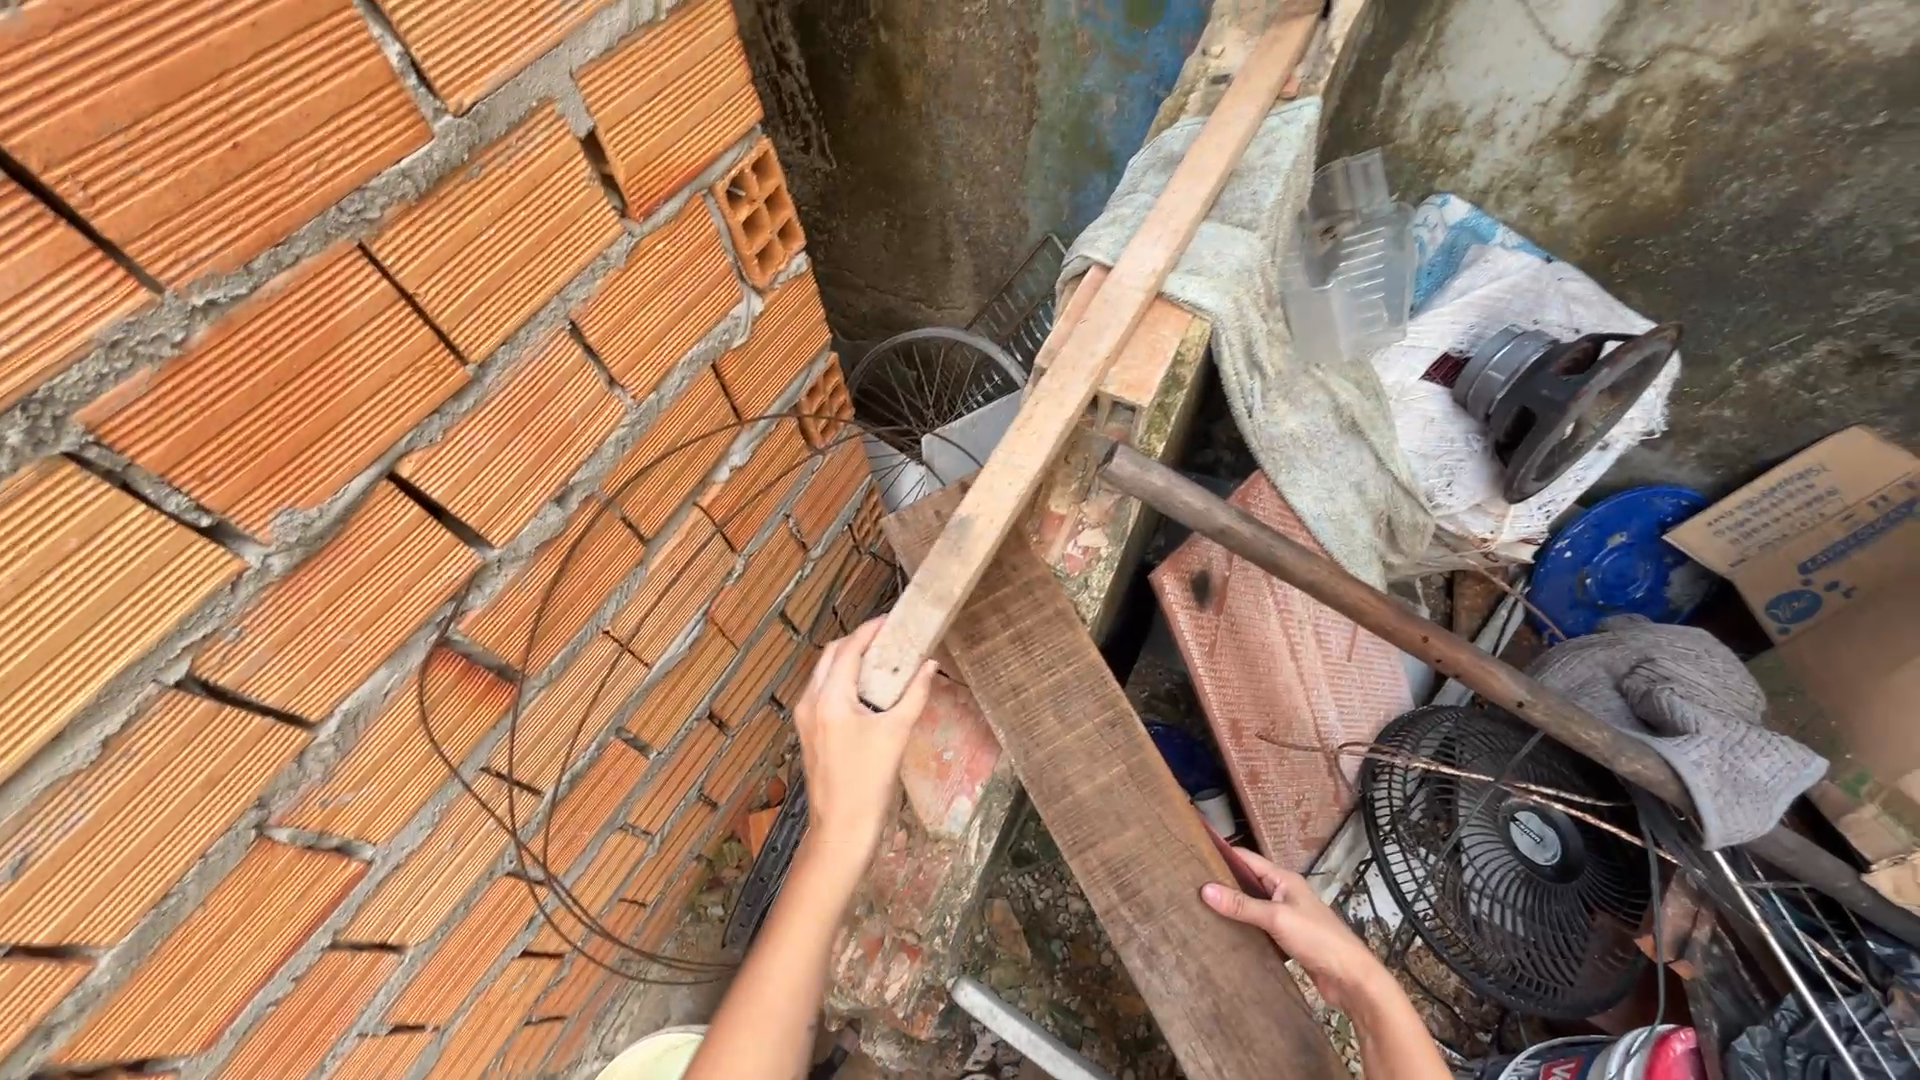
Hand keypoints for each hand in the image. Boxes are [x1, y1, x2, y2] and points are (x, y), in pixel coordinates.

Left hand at [792, 617, 938, 862]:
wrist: (841, 827)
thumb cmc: (869, 781)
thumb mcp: (897, 733)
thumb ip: (915, 694)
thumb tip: (929, 666)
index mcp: (829, 699)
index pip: (848, 650)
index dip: (870, 631)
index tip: (891, 620)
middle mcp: (810, 702)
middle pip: (830, 656)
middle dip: (857, 642)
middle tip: (887, 638)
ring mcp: (805, 718)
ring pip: (824, 673)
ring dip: (848, 660)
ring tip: (880, 659)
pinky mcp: (808, 732)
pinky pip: (823, 692)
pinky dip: (842, 680)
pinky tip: (866, 689)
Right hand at [1201, 847, 1393, 1016]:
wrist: (1352, 979)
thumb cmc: (1318, 939)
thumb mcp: (1276, 917)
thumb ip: (1241, 904)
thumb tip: (1205, 888)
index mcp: (1283, 879)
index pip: (1245, 858)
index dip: (1221, 854)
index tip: (1194, 854)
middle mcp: (1284, 892)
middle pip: (1247, 881)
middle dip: (1222, 882)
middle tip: (1190, 884)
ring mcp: (1286, 915)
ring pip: (1252, 905)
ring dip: (1232, 907)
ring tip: (1201, 907)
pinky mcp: (1287, 938)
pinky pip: (1258, 926)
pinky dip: (1243, 927)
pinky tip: (1225, 933)